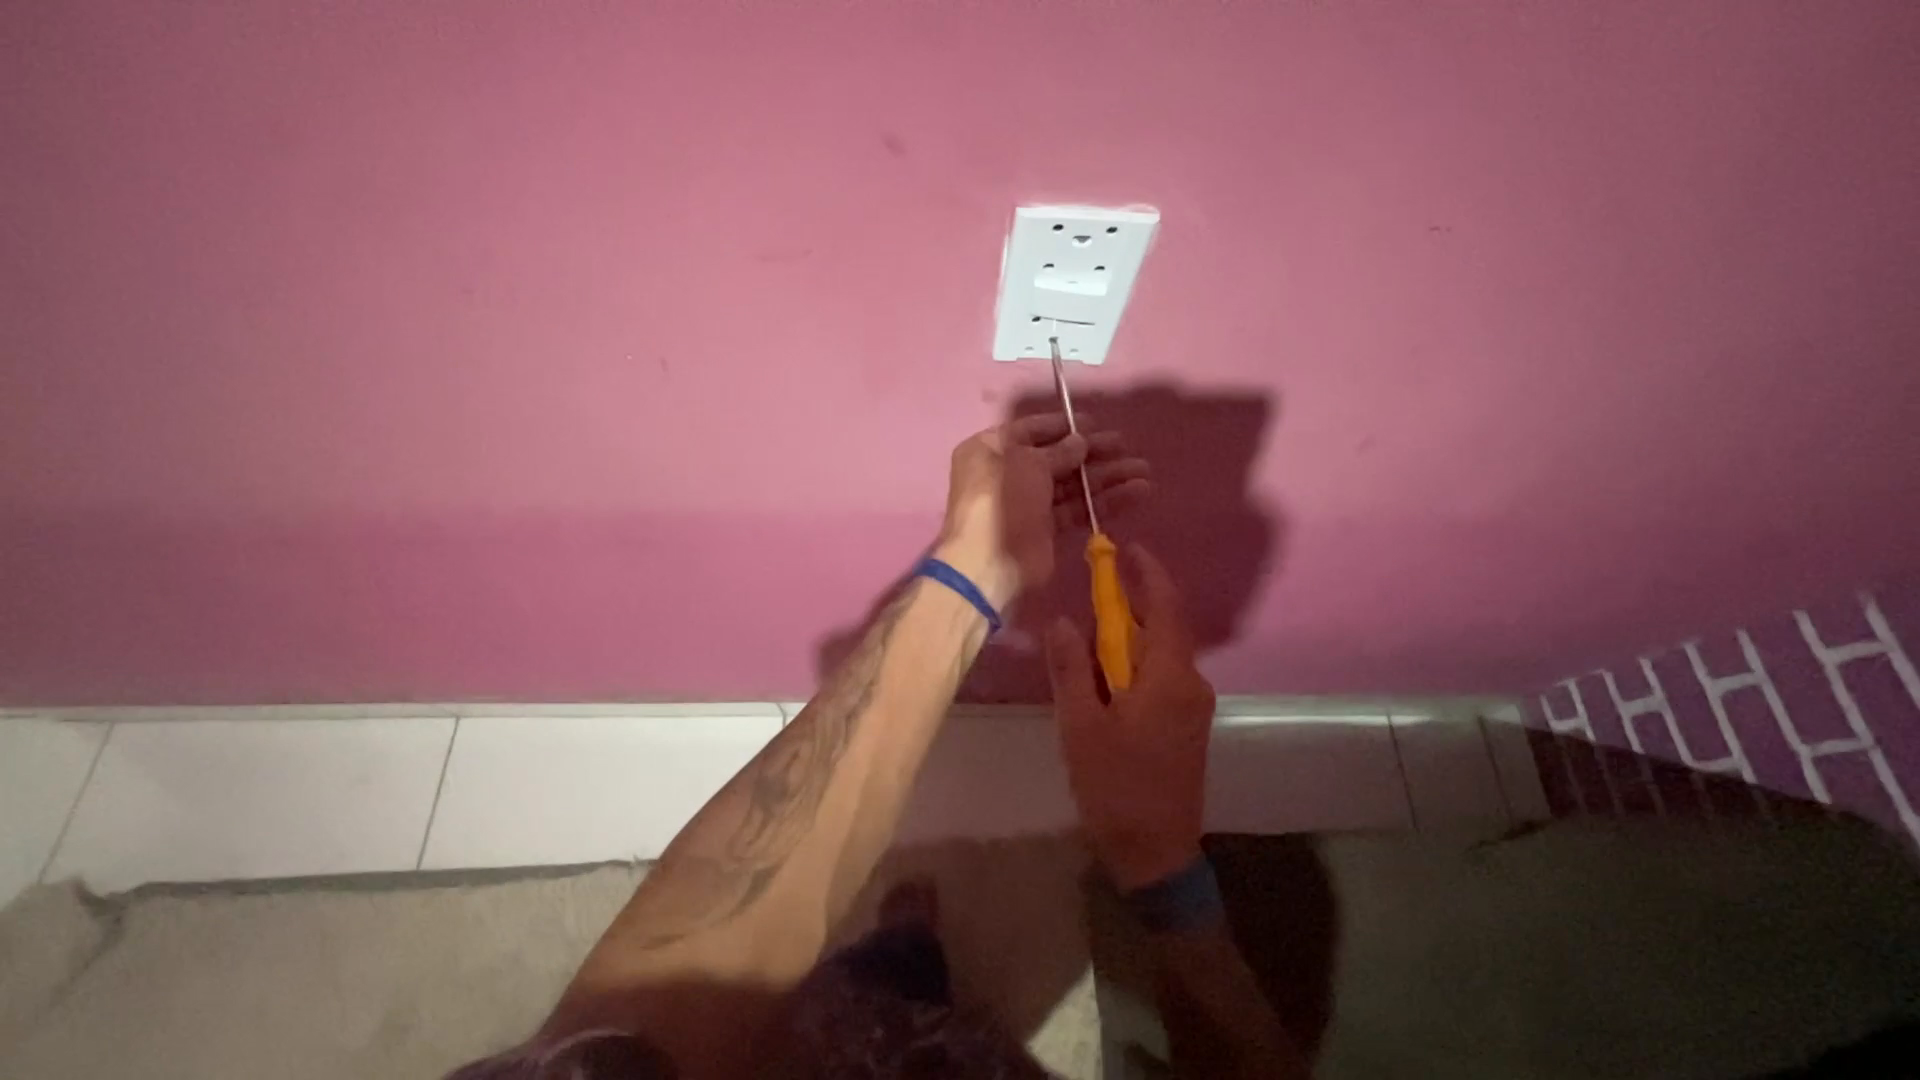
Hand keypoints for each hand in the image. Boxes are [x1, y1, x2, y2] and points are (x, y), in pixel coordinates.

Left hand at [935, 414, 1149, 606]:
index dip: (1064, 426)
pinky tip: (1136, 492)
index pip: (1031, 430)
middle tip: (1125, 446)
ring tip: (1143, 470)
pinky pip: (1076, 508)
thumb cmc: (1003, 501)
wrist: (990, 565)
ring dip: (1106, 476)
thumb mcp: (1029, 464)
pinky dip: (1103, 501)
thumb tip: (1081, 441)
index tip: (1096, 424)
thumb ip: (1059, 450)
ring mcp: (1027, 503)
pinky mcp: (1044, 529)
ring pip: (1070, 484)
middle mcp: (1007, 473)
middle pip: (1056, 457)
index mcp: (991, 449)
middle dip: (1092, 452)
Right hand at [1046, 544, 1213, 888]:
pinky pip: (1163, 676)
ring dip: (1130, 634)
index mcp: (1170, 678)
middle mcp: (1191, 684)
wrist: (1156, 853)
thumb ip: (1071, 669)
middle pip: (1164, 627)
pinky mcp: (1187, 725)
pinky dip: (1136, 661)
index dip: (1146, 573)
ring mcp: (1194, 706)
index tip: (1122, 548)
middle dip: (1132, 601)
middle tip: (1094, 585)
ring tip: (1090, 628)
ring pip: (1162, 653)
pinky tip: (1106, 671)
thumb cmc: (1115, 787)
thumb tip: (1062, 620)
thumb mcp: (1080, 726)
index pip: (1165, 607)